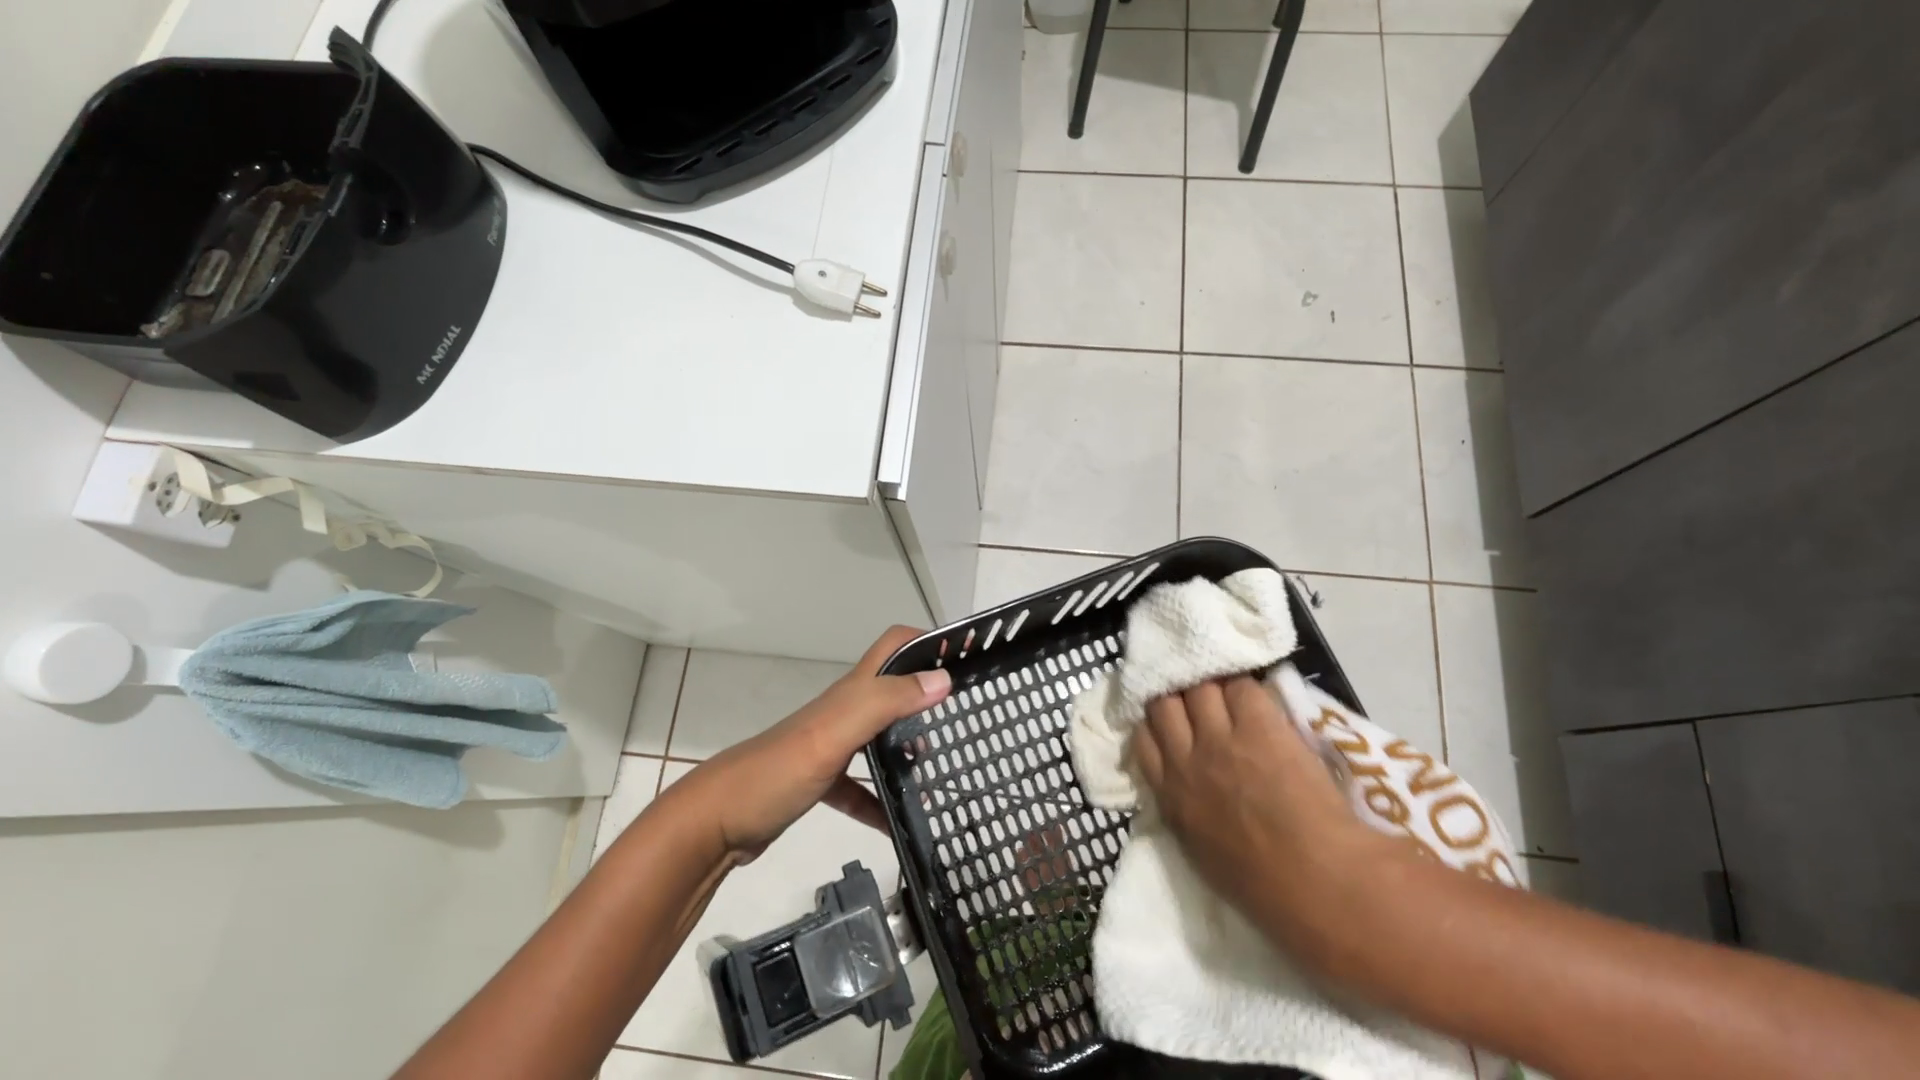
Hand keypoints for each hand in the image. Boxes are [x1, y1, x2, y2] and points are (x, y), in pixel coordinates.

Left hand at [670, 627, 950, 863]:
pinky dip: (881, 803)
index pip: (893, 647)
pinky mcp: (819, 784)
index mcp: (848, 694)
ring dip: (911, 750)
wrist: (714, 824)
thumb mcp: (835, 733)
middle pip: (892, 692)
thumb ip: (885, 703)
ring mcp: (829, 750)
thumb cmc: (776, 772)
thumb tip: (942, 679)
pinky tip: (900, 824)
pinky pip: (860, 791)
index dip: (928, 641)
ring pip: (880, 740)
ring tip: (947, 769)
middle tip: (971, 717)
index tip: (968, 654)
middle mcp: (841, 714)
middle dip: (930, 697)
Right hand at [1132, 677, 1397, 952]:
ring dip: (1213, 686)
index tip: (1174, 720)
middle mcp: (1186, 760)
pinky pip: (1242, 687)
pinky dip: (1247, 688)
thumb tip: (1185, 794)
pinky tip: (1261, 698)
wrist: (1316, 880)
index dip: (1158, 723)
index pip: (1144, 739)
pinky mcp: (1259, 726)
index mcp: (1170, 796)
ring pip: (1200, 688)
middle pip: (1165, 703)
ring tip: (1232, 692)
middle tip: (1201, 698)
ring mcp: (1220, 739)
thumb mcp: (1201, 853)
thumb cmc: (1264, 886)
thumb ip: (1185, 813)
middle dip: (1179, 695)